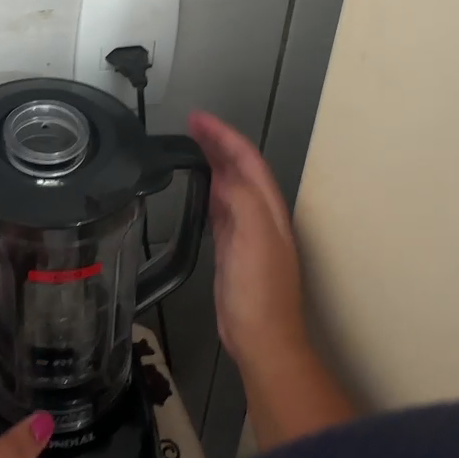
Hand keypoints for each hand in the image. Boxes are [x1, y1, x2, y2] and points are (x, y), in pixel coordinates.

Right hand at [185, 111, 307, 369]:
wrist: (261, 338)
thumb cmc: (260, 291)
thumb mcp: (255, 238)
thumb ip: (243, 200)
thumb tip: (224, 173)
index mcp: (267, 208)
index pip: (247, 160)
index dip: (224, 136)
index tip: (199, 119)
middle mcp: (259, 215)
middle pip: (238, 167)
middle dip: (217, 142)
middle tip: (190, 124)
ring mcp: (245, 231)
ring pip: (229, 183)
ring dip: (212, 161)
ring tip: (191, 144)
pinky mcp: (230, 247)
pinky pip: (220, 206)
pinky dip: (208, 187)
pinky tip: (198, 186)